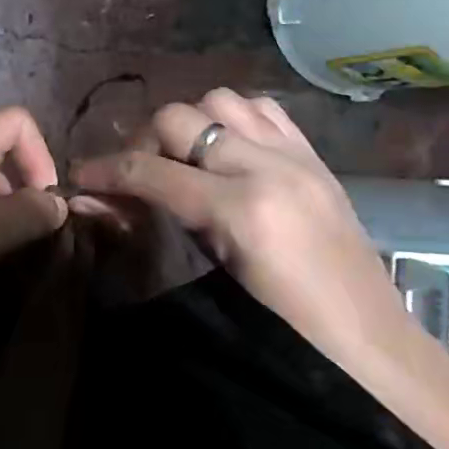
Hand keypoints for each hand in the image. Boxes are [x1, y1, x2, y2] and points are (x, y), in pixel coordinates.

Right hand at [69, 89, 403, 342]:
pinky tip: (222, 154)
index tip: (78, 178)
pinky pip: (263, 110)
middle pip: (178, 119)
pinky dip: (231, 121)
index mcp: (241, 208)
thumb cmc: (282, 329)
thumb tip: (84, 203)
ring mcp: (298, 157)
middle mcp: (269, 167)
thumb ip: (144, 230)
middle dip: (144, 143)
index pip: (148, 170)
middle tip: (136, 178)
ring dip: (189, 125)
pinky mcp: (316, 158)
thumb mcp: (204, 281)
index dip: (102, 171)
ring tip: (181, 161)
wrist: (371, 347)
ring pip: (219, 101)